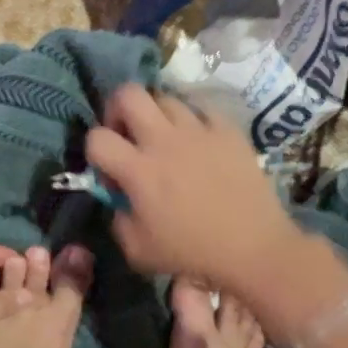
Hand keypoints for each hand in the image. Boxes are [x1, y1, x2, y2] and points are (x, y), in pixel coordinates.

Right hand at [85, 84, 295, 290]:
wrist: (252, 246)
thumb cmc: (192, 252)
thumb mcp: (138, 251)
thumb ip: (118, 220)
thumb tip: (119, 200)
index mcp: (139, 171)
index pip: (97, 138)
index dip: (94, 151)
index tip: (109, 171)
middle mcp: (164, 141)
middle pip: (128, 95)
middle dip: (118, 110)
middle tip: (127, 134)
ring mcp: (199, 130)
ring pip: (165, 98)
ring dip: (156, 116)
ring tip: (164, 139)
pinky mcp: (228, 130)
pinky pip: (202, 109)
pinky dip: (192, 121)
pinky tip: (197, 142)